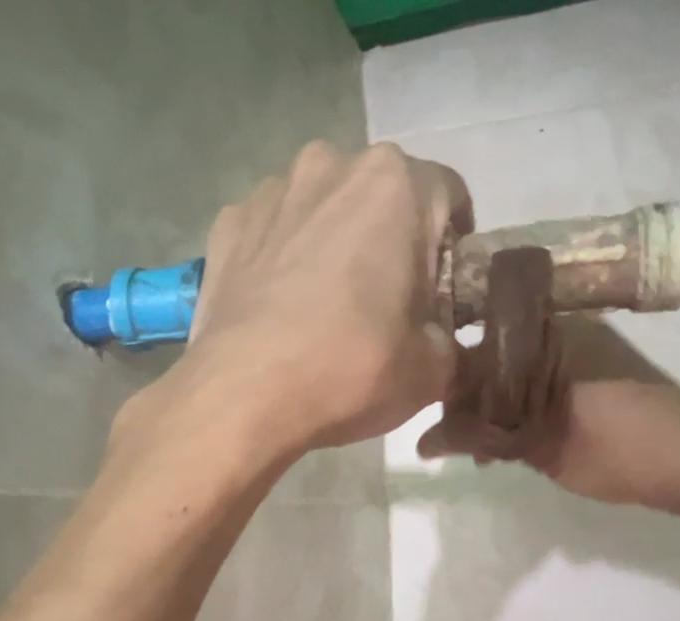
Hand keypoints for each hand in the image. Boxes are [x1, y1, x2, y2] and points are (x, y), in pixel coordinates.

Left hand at [117, 141, 473, 456]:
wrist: (244, 396)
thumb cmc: (351, 370)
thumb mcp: (433, 369)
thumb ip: (452, 338)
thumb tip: (440, 340)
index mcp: (396, 182)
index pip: (450, 197)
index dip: (453, 248)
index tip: (442, 293)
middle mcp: (332, 166)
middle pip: (379, 197)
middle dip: (389, 239)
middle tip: (385, 304)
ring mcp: (270, 192)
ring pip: (320, 210)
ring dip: (331, 243)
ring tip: (323, 307)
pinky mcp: (225, 226)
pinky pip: (270, 234)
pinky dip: (280, 259)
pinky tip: (277, 309)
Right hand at [418, 314, 679, 509]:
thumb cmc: (617, 447)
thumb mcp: (537, 445)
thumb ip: (478, 436)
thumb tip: (422, 442)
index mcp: (548, 331)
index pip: (474, 348)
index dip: (445, 385)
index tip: (428, 420)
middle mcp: (564, 327)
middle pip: (493, 359)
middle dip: (467, 401)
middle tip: (452, 445)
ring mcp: (583, 348)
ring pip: (515, 373)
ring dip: (493, 410)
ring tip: (479, 453)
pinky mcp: (597, 371)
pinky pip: (540, 381)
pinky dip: (520, 409)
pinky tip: (510, 443)